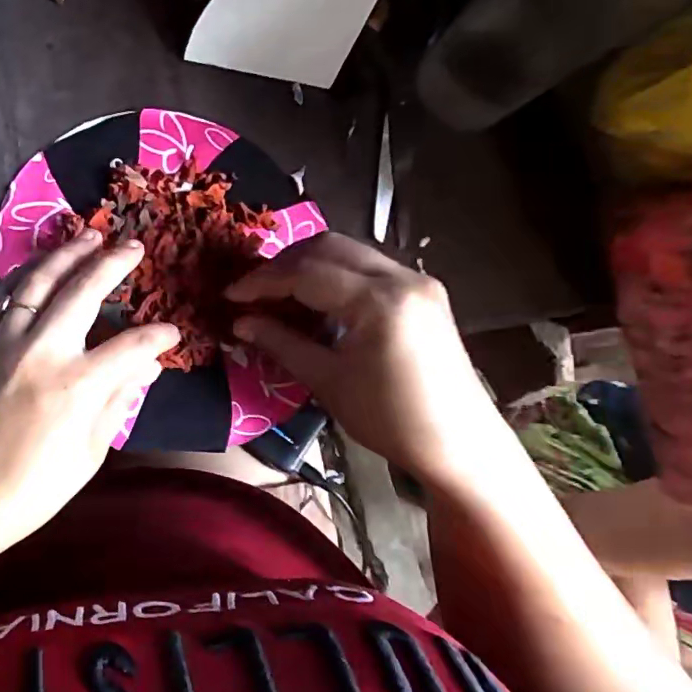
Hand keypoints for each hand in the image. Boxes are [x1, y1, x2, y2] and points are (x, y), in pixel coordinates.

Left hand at [0, 231, 179, 576]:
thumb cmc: (30, 489)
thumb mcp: (88, 454)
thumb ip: (118, 402)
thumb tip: (147, 368)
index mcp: (77, 385)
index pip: (130, 346)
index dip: (157, 337)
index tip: (172, 333)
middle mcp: (42, 350)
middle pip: (84, 291)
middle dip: (114, 264)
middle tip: (134, 247)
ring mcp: (4, 342)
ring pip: (38, 281)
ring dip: (67, 253)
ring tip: (89, 235)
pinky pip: (0, 297)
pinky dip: (21, 276)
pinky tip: (36, 267)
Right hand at [227, 234, 498, 486]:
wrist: (460, 444)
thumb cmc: (390, 419)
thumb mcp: (328, 381)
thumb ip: (282, 342)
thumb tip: (240, 321)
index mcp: (378, 300)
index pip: (306, 272)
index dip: (262, 280)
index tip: (230, 294)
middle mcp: (401, 277)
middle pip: (328, 247)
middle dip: (284, 263)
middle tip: (253, 290)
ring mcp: (417, 281)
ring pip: (349, 252)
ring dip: (309, 264)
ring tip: (278, 293)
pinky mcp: (424, 292)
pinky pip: (369, 267)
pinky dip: (336, 274)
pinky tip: (317, 299)